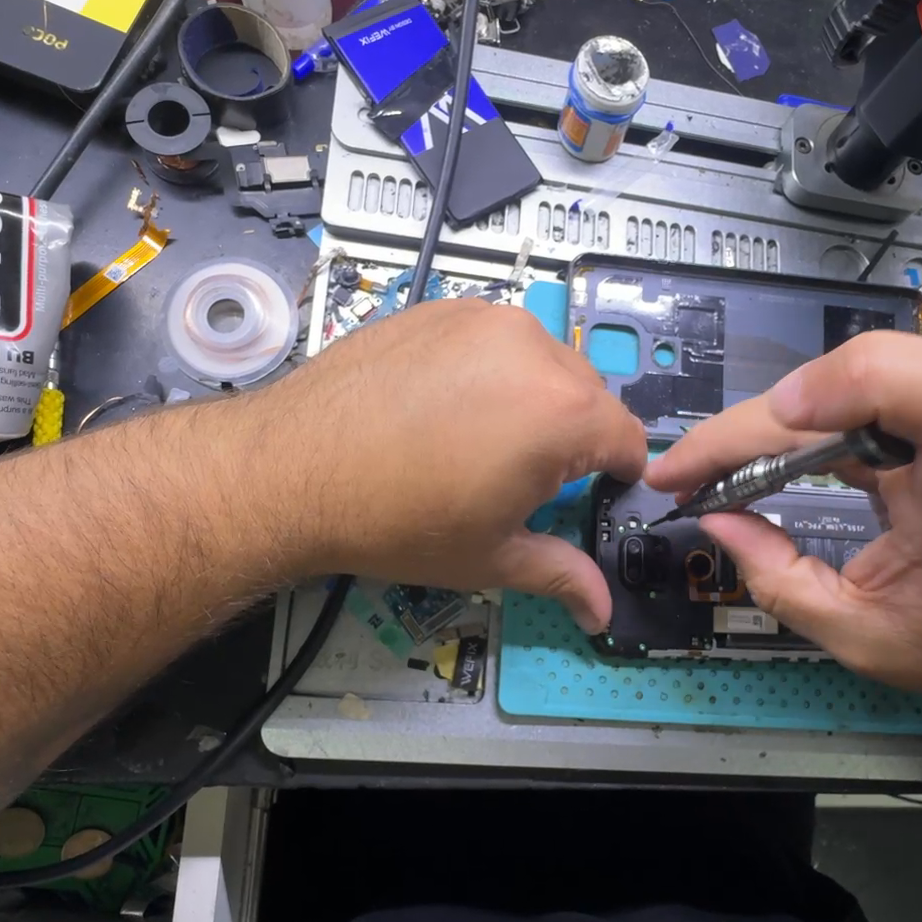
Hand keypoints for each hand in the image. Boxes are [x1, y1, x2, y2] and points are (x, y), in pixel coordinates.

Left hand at [260, 299, 646, 631]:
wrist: (292, 470)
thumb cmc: (398, 520)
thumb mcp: (491, 557)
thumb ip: (561, 576)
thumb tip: (600, 612)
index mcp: (562, 412)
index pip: (628, 438)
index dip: (617, 473)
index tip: (591, 494)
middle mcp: (533, 349)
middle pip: (588, 395)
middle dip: (573, 437)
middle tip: (523, 477)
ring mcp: (483, 320)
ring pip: (542, 361)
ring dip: (534, 399)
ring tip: (480, 440)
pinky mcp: (441, 309)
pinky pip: (494, 340)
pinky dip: (491, 371)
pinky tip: (446, 408)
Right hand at [645, 333, 921, 706]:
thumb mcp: (866, 639)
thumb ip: (780, 582)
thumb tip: (713, 517)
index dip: (866, 381)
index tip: (783, 416)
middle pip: (873, 372)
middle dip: (764, 418)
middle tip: (689, 470)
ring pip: (854, 375)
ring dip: (768, 419)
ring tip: (710, 467)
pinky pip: (852, 397)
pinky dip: (791, 422)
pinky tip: (751, 455)